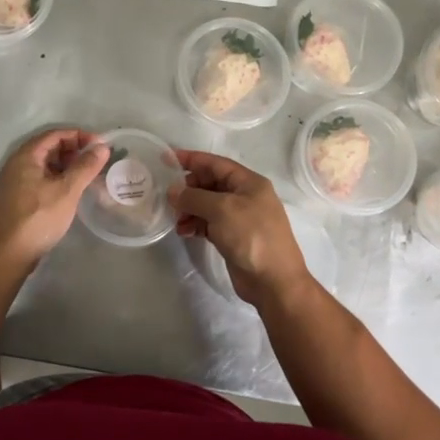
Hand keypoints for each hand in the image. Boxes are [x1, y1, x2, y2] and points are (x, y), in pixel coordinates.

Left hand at [0, 128, 108, 269]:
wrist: (7, 255)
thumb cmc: (38, 218)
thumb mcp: (66, 191)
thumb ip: (85, 167)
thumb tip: (102, 146)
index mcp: (25, 156)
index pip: (55, 135)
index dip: (79, 136)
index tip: (101, 146)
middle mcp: (16, 165)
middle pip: (48, 148)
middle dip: (74, 151)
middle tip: (96, 163)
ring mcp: (14, 183)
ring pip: (45, 166)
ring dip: (67, 167)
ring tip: (88, 177)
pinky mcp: (16, 199)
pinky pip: (40, 180)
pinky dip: (57, 180)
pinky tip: (71, 193)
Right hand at [170, 149, 313, 307]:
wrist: (273, 281)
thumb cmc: (252, 236)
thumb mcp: (222, 210)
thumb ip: (194, 197)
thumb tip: (172, 191)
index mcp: (249, 183)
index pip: (215, 163)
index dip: (191, 159)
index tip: (166, 158)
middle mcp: (245, 196)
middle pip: (210, 183)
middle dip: (189, 188)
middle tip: (170, 198)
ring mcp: (240, 218)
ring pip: (207, 205)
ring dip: (189, 209)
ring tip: (176, 219)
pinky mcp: (233, 237)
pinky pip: (209, 223)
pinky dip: (195, 224)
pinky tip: (184, 231)